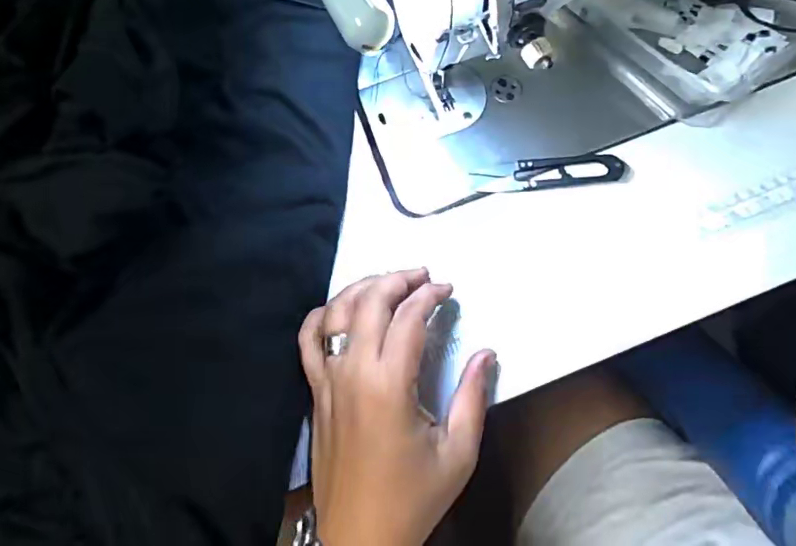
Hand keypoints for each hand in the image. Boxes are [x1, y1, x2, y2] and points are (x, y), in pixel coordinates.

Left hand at [300, 269, 495, 545]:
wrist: (357, 543)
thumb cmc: (410, 500)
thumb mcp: (457, 454)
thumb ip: (474, 398)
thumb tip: (486, 354)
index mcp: (388, 385)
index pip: (408, 317)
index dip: (430, 295)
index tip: (447, 290)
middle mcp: (353, 374)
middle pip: (370, 301)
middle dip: (399, 279)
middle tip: (423, 277)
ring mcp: (328, 382)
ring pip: (337, 312)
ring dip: (364, 288)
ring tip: (390, 284)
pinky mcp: (315, 394)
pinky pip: (308, 341)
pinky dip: (323, 315)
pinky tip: (343, 308)